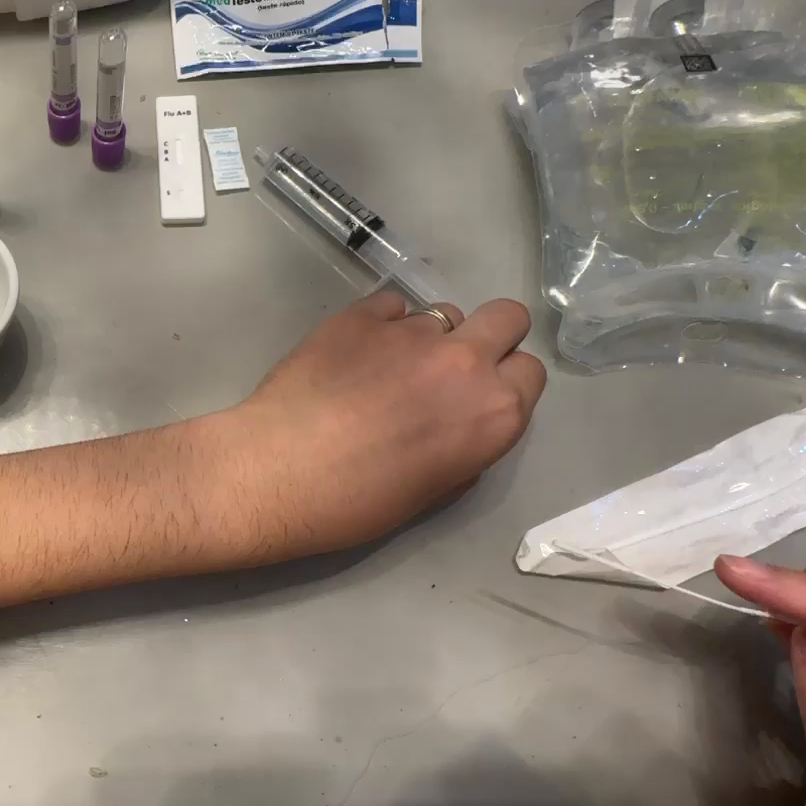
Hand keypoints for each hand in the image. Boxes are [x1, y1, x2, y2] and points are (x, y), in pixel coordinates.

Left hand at [204, 291, 546, 557]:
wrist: (277, 470)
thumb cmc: (354, 502)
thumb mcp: (433, 491)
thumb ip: (464, 446)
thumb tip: (460, 425)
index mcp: (495, 413)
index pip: (528, 372)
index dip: (501, 381)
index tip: (471, 395)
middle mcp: (464, 363)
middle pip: (505, 318)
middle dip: (485, 336)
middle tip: (443, 366)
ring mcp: (408, 333)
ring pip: (440, 313)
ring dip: (422, 336)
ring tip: (380, 366)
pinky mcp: (357, 317)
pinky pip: (388, 304)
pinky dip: (377, 322)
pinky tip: (349, 350)